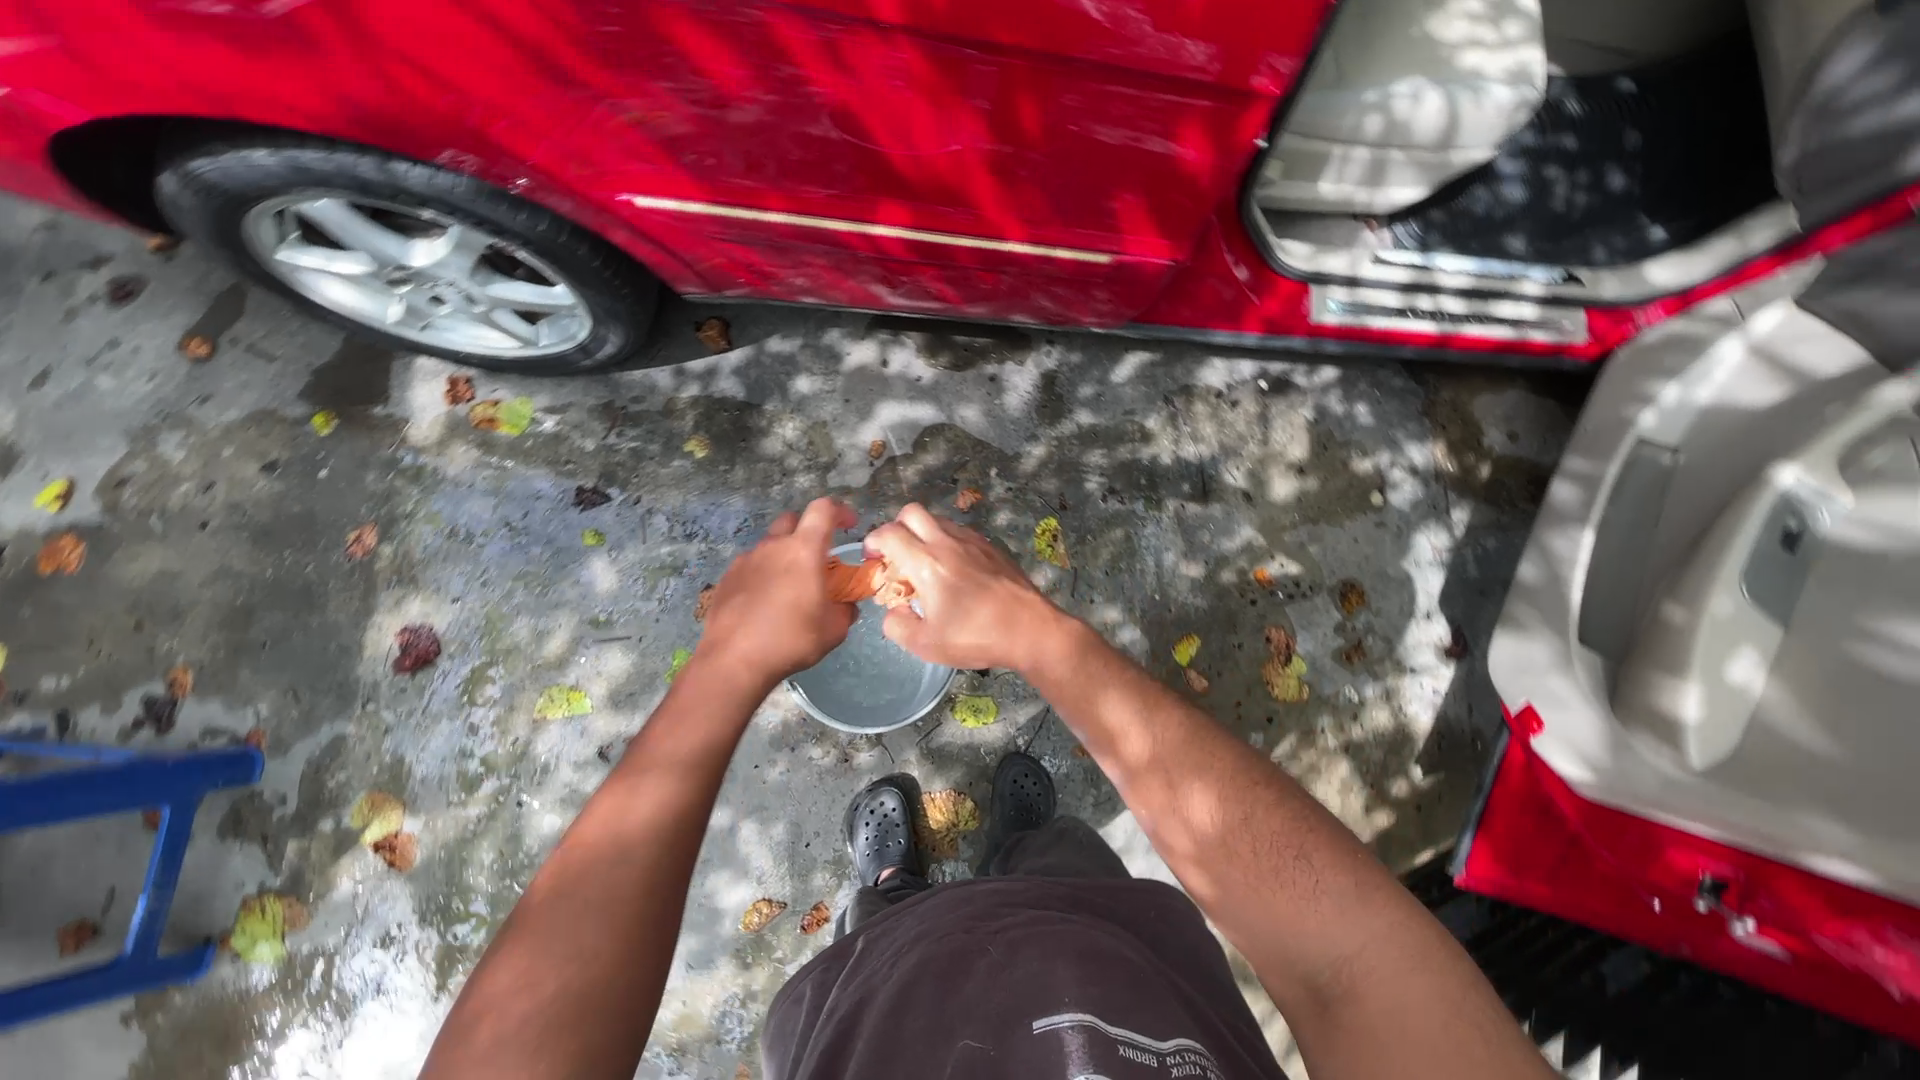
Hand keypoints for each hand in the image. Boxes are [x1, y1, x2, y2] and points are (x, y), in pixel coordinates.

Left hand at [695, 497, 858, 684]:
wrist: (733, 660)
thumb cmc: (791, 640)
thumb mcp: (833, 630)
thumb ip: (845, 610)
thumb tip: (846, 605)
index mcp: (803, 551)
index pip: (823, 510)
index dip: (840, 511)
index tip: (850, 525)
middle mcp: (773, 546)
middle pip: (793, 520)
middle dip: (808, 532)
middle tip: (817, 559)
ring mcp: (746, 560)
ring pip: (770, 546)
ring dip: (784, 557)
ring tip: (789, 588)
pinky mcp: (727, 578)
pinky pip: (751, 566)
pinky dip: (763, 575)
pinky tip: (764, 603)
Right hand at [863, 504, 1065, 670]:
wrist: (1030, 629)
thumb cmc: (976, 637)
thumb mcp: (926, 644)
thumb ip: (897, 626)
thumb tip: (892, 611)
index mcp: (927, 563)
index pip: (889, 534)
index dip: (872, 542)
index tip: (872, 558)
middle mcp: (947, 543)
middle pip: (911, 511)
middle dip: (895, 527)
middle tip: (895, 553)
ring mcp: (973, 541)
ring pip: (937, 519)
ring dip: (922, 532)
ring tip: (924, 562)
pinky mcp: (992, 547)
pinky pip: (960, 531)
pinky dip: (947, 541)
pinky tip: (953, 569)